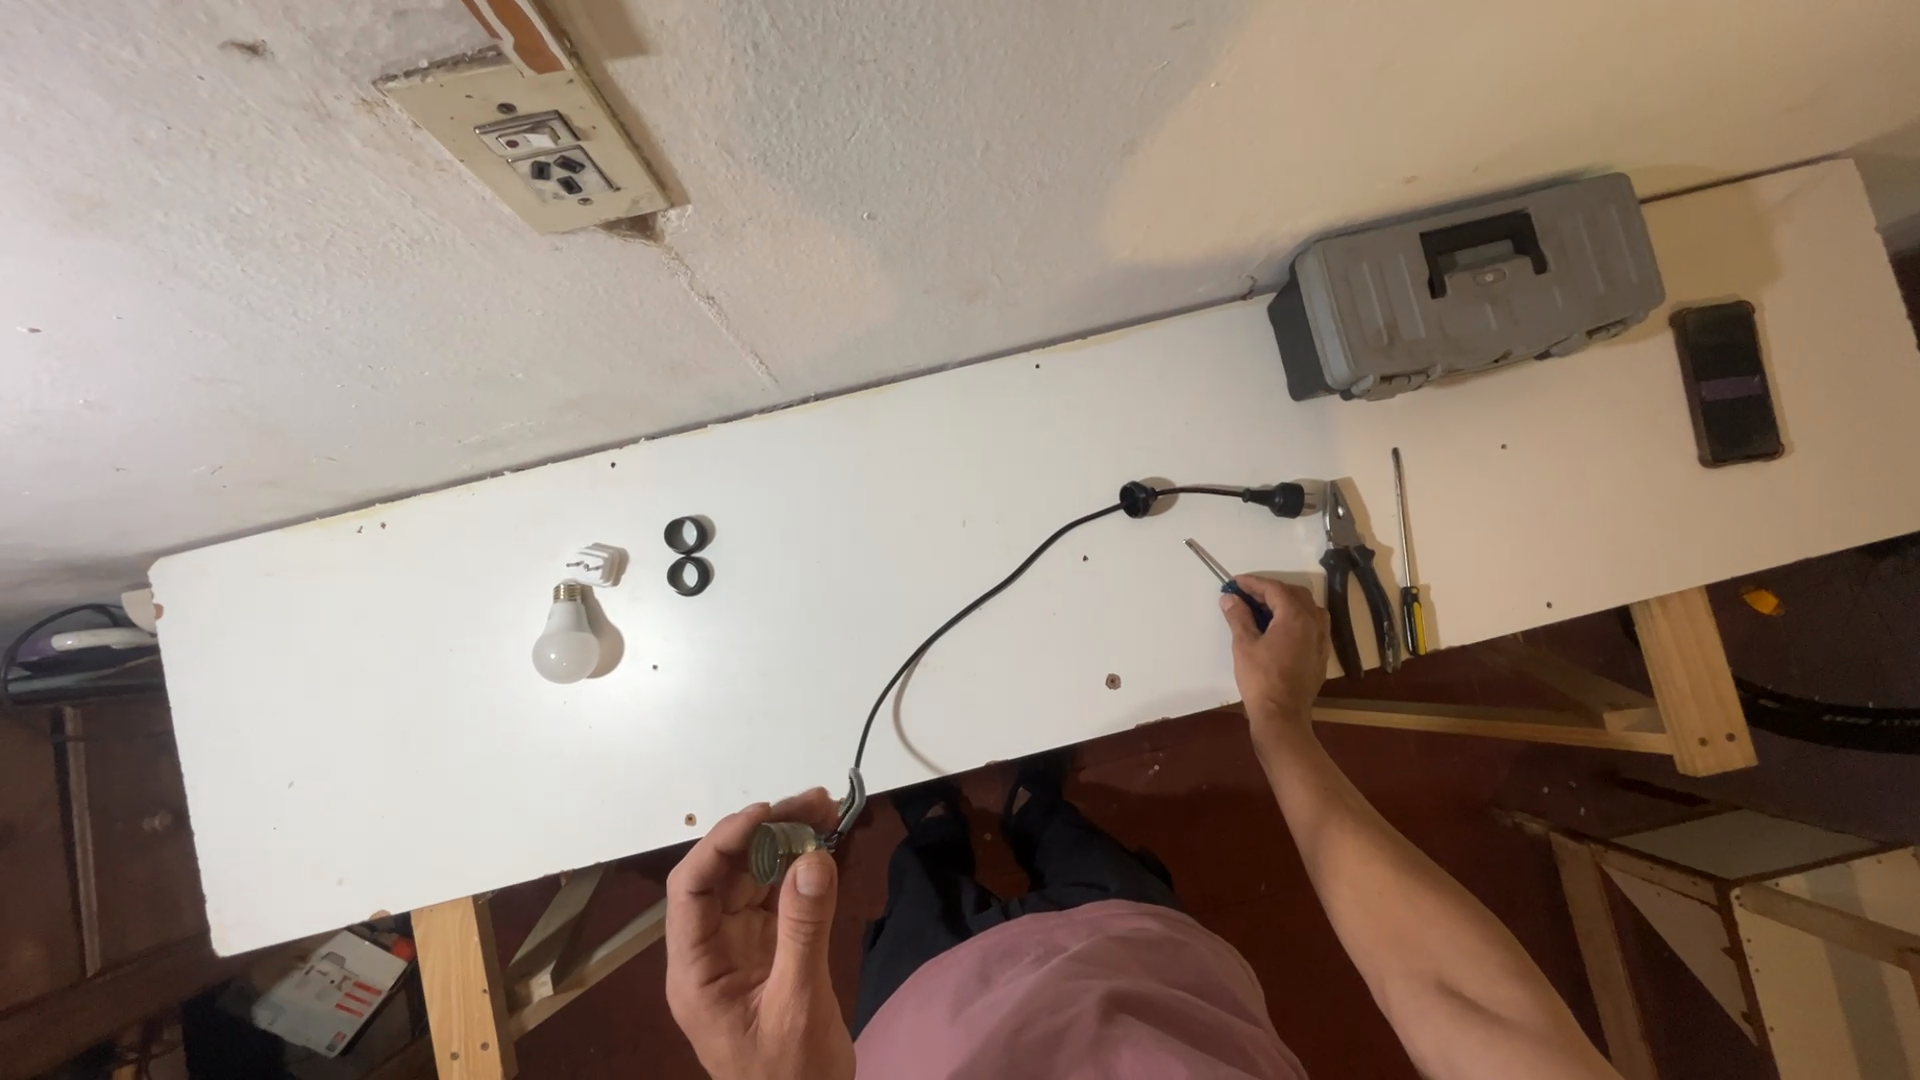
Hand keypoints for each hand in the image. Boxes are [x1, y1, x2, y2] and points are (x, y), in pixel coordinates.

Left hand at [666, 789, 853, 1079]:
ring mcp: (741, 946)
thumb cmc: (790, 1076)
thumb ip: (804, 930)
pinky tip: (824, 843)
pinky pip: (779, 894)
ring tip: (825, 810)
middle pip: (726, 873)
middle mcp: (711, 949)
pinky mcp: (770, 948)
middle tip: (814, 801)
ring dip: (786, 840)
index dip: (722, 843)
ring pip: (754, 876)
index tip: (766, 812)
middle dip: (766, 831)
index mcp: (695, 970)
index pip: (691, 889)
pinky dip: (801, 866)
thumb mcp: (796, 1005)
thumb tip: (813, 856)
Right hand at [1220, 575, 1330, 735]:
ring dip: (1286, 602)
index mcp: (1295, 617)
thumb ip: (1238, 616)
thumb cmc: (1260, 678)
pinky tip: (1279, 629)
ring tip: (1264, 609)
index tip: (1235, 582)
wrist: (1282, 715)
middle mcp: (1314, 623)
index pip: (1275, 588)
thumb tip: (1230, 598)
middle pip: (1294, 594)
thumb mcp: (1244, 644)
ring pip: (1307, 608)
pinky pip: (1312, 625)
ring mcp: (1321, 639)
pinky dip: (1295, 618)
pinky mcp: (1321, 654)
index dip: (1253, 583)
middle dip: (1270, 590)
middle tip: (1247, 595)